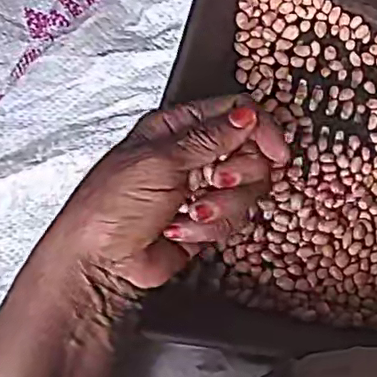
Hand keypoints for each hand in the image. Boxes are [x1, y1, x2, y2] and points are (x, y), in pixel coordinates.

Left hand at [34, 95, 290, 291]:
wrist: (100, 264)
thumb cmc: (110, 208)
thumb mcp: (159, 162)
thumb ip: (209, 137)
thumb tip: (246, 115)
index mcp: (177, 128)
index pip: (237, 113)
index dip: (262, 129)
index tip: (276, 151)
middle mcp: (195, 153)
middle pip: (252, 152)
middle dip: (239, 174)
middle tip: (216, 182)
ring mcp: (205, 186)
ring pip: (249, 188)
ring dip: (222, 205)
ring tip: (190, 212)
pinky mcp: (211, 216)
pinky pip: (237, 216)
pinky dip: (211, 226)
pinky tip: (182, 229)